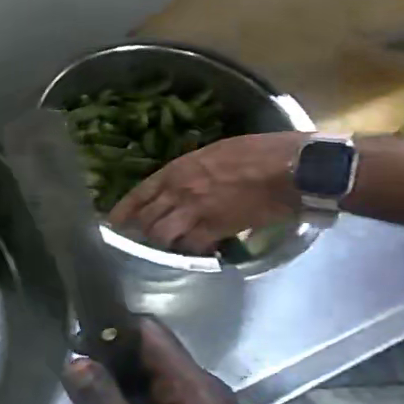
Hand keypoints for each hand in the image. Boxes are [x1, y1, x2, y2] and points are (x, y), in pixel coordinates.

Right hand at [62, 321, 275, 403]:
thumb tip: (73, 361)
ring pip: (153, 372)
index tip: (75, 344)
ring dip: (120, 380)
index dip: (109, 330)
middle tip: (74, 377)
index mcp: (196, 388)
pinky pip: (161, 393)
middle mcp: (205, 387)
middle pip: (150, 349)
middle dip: (110, 357)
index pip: (148, 331)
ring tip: (86, 395)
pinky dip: (134, 399)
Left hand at [108, 133, 306, 253]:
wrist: (290, 168)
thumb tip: (184, 183)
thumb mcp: (213, 153)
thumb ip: (192, 171)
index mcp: (177, 170)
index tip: (114, 222)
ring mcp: (196, 212)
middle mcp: (179, 192)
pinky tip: (199, 250)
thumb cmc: (257, 152)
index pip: (139, 193)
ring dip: (164, 243)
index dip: (124, 210)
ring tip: (170, 245)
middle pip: (147, 219)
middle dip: (142, 230)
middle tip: (143, 238)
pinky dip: (193, 250)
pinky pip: (194, 246)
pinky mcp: (218, 229)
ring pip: (163, 236)